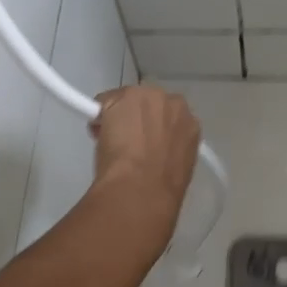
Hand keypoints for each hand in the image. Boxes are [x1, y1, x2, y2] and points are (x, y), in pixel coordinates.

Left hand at [89, 85, 200, 218]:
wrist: (140, 189)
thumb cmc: (160, 190)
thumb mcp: (176, 167)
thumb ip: (168, 150)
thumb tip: (153, 153)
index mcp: (190, 124)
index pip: (169, 118)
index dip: (154, 130)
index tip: (144, 144)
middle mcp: (173, 104)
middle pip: (150, 103)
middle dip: (139, 117)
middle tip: (128, 141)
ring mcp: (148, 96)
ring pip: (129, 100)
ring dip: (121, 115)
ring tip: (111, 140)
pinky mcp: (123, 96)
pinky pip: (105, 101)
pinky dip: (99, 114)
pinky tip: (96, 134)